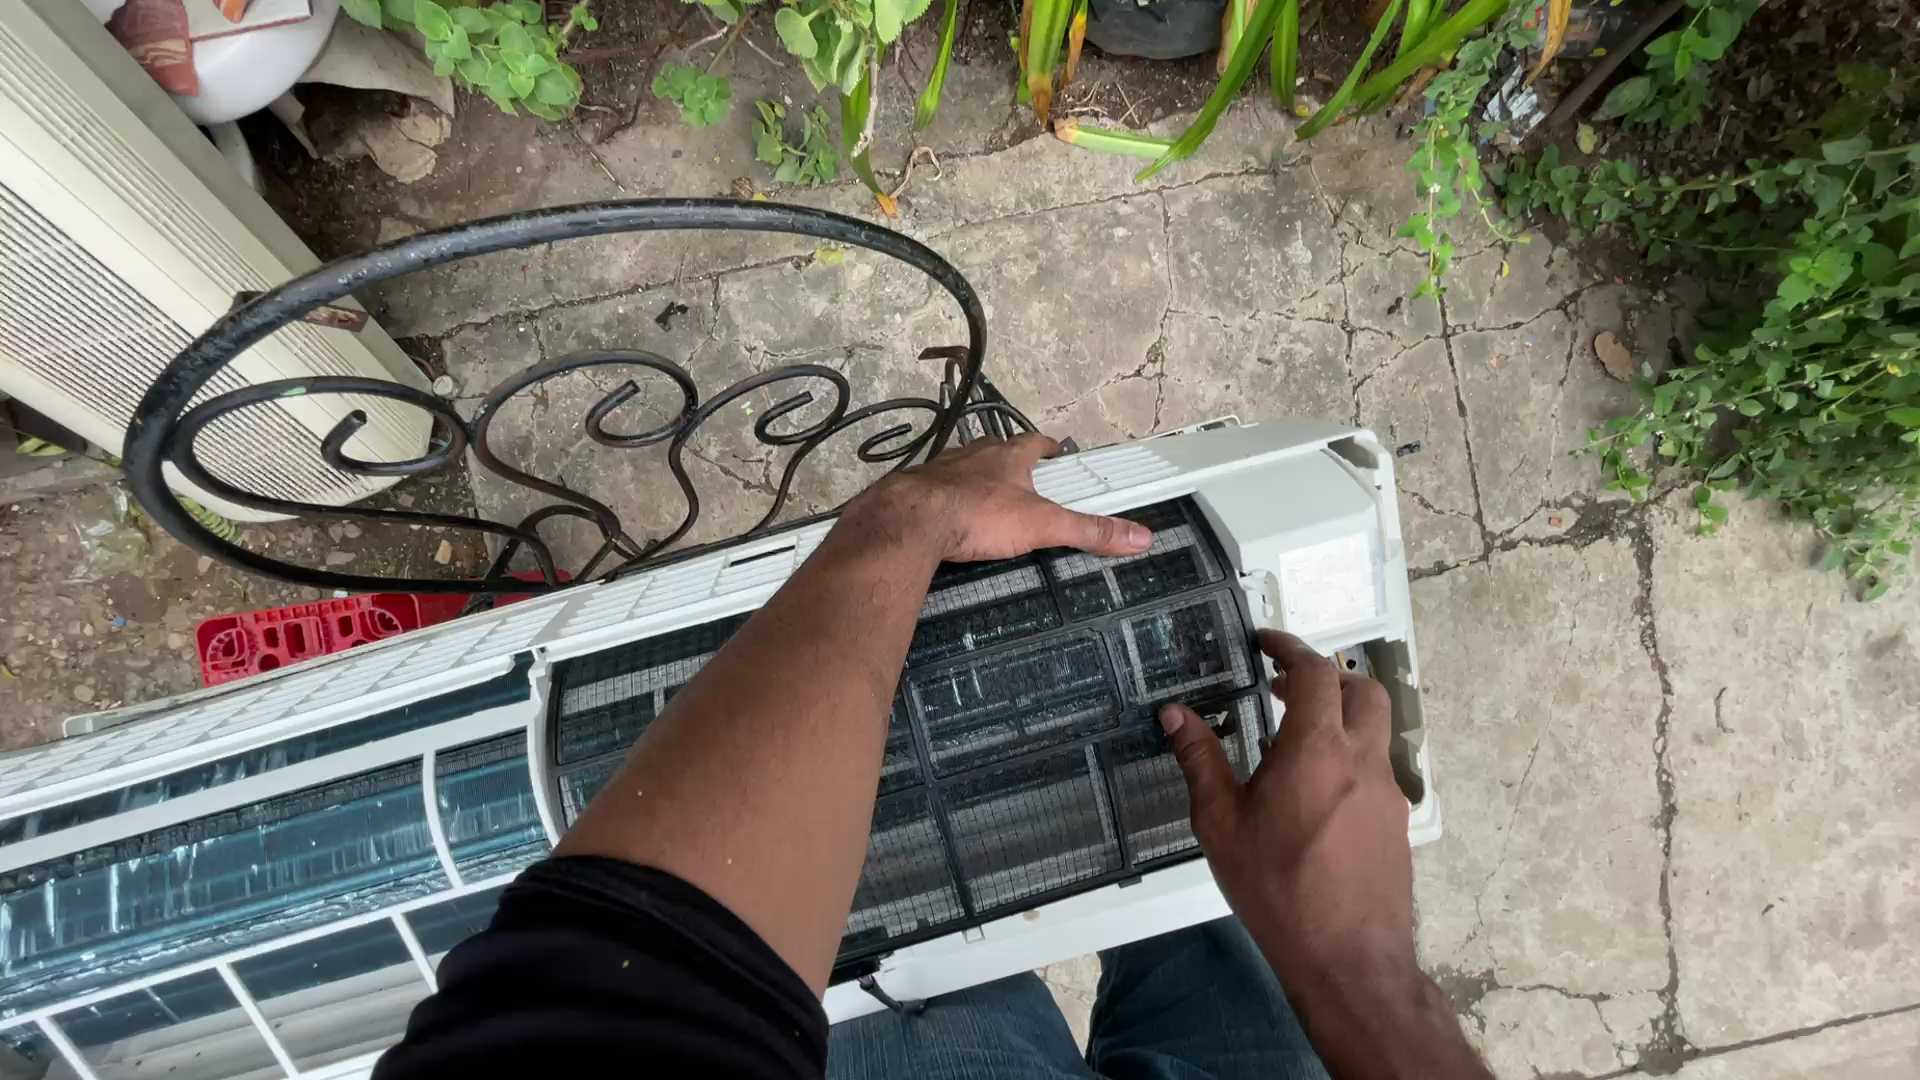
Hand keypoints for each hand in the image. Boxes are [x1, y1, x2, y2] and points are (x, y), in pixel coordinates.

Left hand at [849, 433, 1151, 562]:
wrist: (913, 520)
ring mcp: (942, 470)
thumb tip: (1138, 536)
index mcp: (1008, 456)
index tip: (1056, 451)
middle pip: (999, 452)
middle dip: (1011, 464)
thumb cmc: (979, 514)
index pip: (1035, 442)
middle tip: (1023, 481)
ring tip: (986, 500)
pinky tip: (948, 514)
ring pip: (966, 468)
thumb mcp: (1042, 525)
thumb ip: (1088, 530)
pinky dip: (946, 497)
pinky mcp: (918, 490)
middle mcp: (974, 455)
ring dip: (977, 479)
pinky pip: (937, 489)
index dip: (1048, 448)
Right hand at [1161, 631, 1487, 1079]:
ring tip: (1288, 736)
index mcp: (1317, 750)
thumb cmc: (1277, 887)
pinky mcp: (1397, 821)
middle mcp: (1362, 760)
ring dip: (1337, 713)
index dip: (1289, 647)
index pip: (1315, 672)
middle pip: (1362, 689)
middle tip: (1281, 685)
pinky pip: (1374, 764)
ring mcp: (1388, 792)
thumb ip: (1199, 759)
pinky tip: (1310, 788)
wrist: (1351, 963)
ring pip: (1373, 727)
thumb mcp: (1220, 822)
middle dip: (1324, 675)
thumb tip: (1173, 713)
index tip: (1264, 641)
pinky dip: (1345, 751)